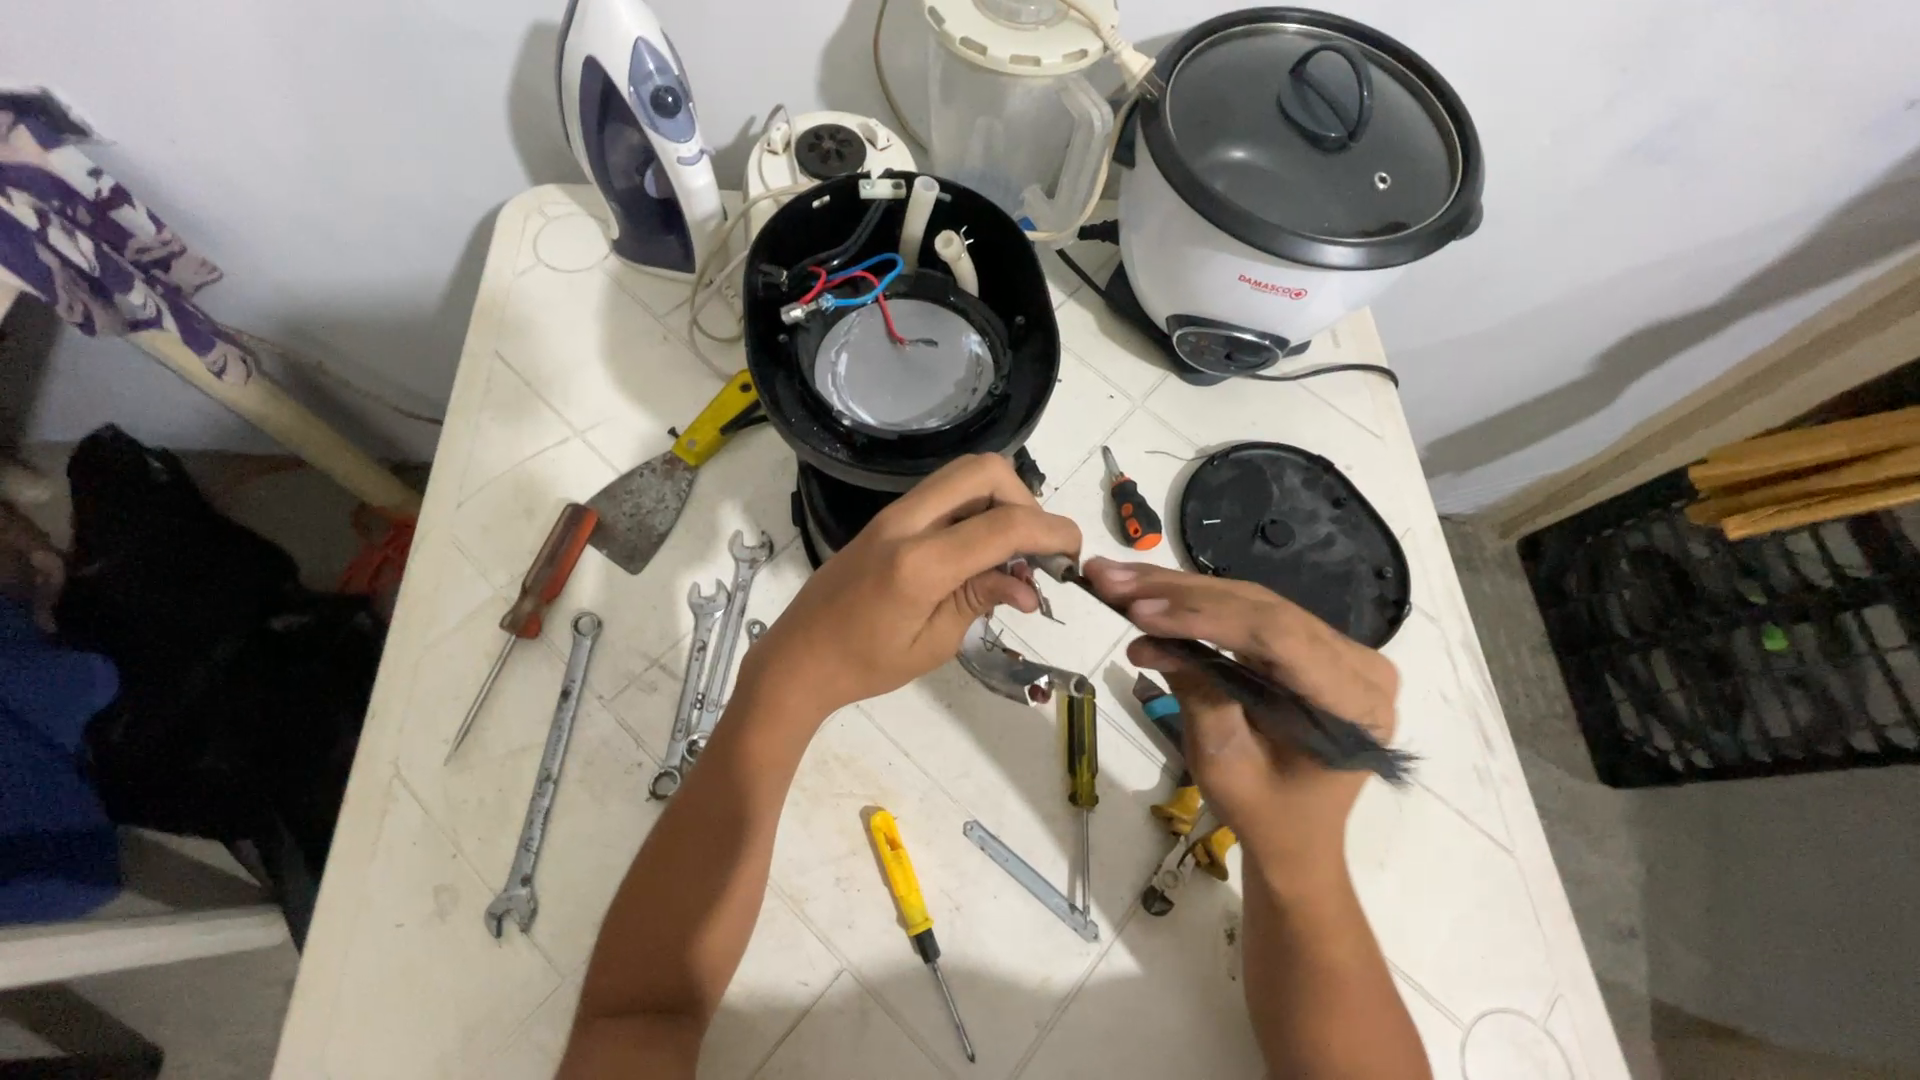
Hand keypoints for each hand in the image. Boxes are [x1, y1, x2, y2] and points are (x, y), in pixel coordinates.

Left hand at [739, 455, 1080, 719]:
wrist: (798, 657)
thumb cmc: (864, 665)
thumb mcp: (934, 643)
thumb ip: (982, 599)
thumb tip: (1031, 586)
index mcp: (919, 563)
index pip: (1004, 525)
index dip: (1051, 532)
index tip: (1074, 555)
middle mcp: (907, 523)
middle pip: (985, 471)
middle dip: (1026, 502)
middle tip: (1033, 551)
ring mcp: (894, 514)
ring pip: (964, 474)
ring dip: (1002, 500)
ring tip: (1010, 553)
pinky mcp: (888, 519)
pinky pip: (944, 493)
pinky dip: (976, 508)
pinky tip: (980, 551)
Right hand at [1081, 558, 1398, 880]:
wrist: (1296, 838)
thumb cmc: (1267, 815)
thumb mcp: (1227, 766)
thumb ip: (1198, 696)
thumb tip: (1146, 640)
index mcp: (1354, 701)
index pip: (1277, 637)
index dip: (1205, 618)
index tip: (1138, 611)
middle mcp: (1355, 661)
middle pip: (1259, 608)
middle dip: (1177, 594)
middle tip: (1108, 579)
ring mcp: (1331, 648)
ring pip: (1247, 601)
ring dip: (1175, 590)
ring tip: (1113, 580)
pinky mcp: (1303, 644)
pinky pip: (1245, 612)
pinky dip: (1190, 603)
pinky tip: (1145, 592)